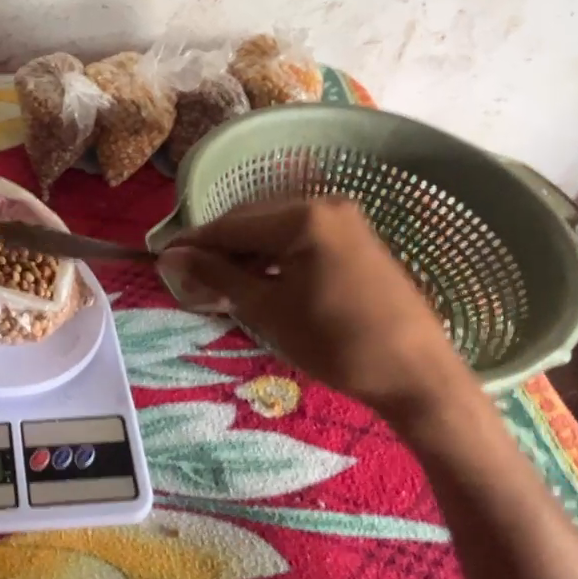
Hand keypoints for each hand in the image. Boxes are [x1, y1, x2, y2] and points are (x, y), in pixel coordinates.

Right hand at [160, 197, 475, 421]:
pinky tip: (256, 279)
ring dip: (244, 251)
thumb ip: (217, 276)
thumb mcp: (266, 309)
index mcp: (302, 217)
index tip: (161, 259)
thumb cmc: (335, 343)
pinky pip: (299, 236)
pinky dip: (272, 255)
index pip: (230, 225)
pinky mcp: (355, 239)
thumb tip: (171, 257)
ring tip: (218, 282)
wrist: (415, 374)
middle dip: (217, 246)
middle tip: (187, 276)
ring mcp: (344, 220)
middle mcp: (324, 204)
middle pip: (251, 220)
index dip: (192, 243)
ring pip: (275, 228)